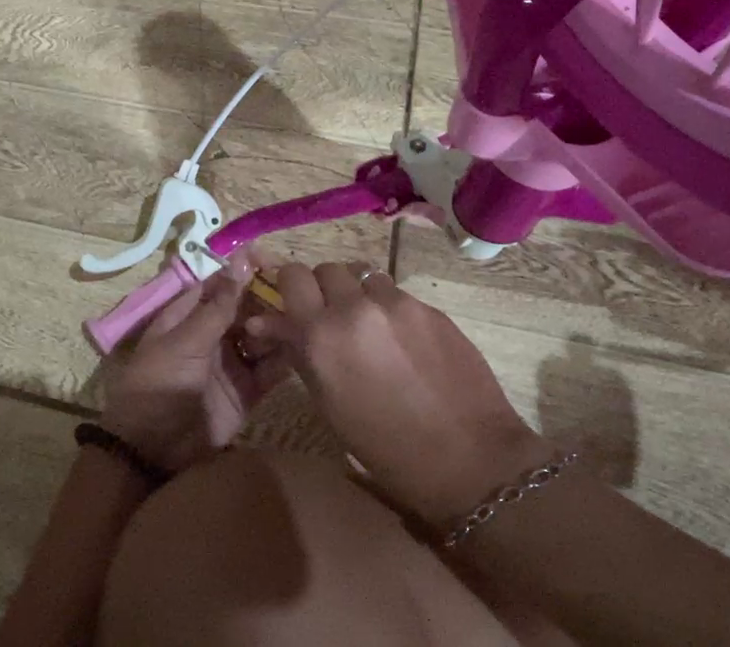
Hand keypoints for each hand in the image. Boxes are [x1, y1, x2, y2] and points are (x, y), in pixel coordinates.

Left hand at [99, 252, 290, 472]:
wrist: (152, 450)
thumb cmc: (159, 385)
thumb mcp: (185, 342)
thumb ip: (218, 306)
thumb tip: (240, 261)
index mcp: (188, 316)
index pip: (220, 284)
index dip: (244, 270)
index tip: (273, 258)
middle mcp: (212, 335)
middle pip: (246, 309)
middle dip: (268, 300)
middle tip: (296, 294)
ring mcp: (230, 363)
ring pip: (262, 336)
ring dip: (278, 329)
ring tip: (297, 323)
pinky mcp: (246, 391)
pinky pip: (270, 369)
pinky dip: (285, 358)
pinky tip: (303, 348)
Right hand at [246, 261, 551, 523]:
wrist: (468, 459)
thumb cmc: (384, 447)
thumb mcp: (327, 402)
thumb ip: (297, 352)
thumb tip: (261, 323)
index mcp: (320, 335)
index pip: (292, 276)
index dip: (291, 288)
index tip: (295, 305)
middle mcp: (354, 308)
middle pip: (327, 269)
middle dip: (324, 289)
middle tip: (332, 318)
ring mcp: (397, 304)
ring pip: (364, 276)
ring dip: (358, 294)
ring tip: (370, 327)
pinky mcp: (430, 308)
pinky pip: (397, 294)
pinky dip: (390, 309)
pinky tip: (404, 342)